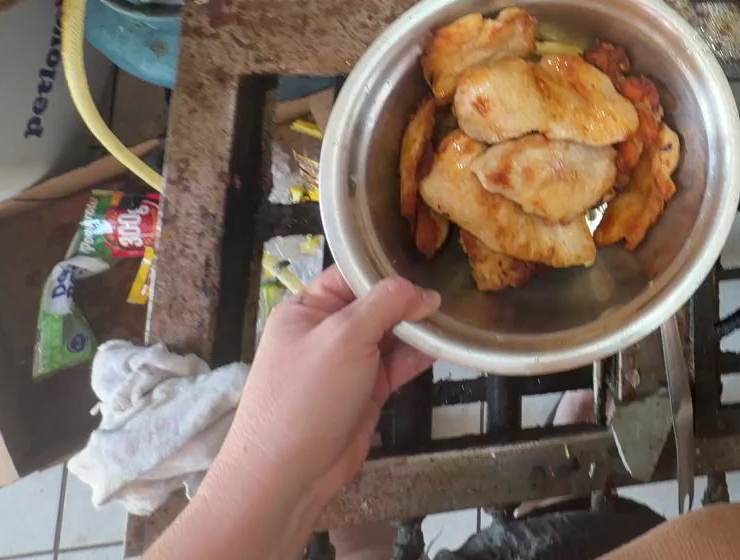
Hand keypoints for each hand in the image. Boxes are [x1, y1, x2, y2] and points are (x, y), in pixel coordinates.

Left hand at [209, 269, 438, 515]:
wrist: (287, 479)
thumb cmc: (305, 396)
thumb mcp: (345, 336)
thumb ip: (388, 303)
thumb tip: (428, 293)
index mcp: (309, 309)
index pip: (353, 273)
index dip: (388, 268)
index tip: (428, 261)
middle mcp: (329, 331)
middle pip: (379, 302)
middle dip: (411, 299)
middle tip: (449, 292)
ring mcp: (349, 361)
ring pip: (394, 332)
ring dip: (421, 328)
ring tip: (453, 318)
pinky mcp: (368, 388)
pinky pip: (401, 361)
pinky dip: (422, 354)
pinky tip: (446, 345)